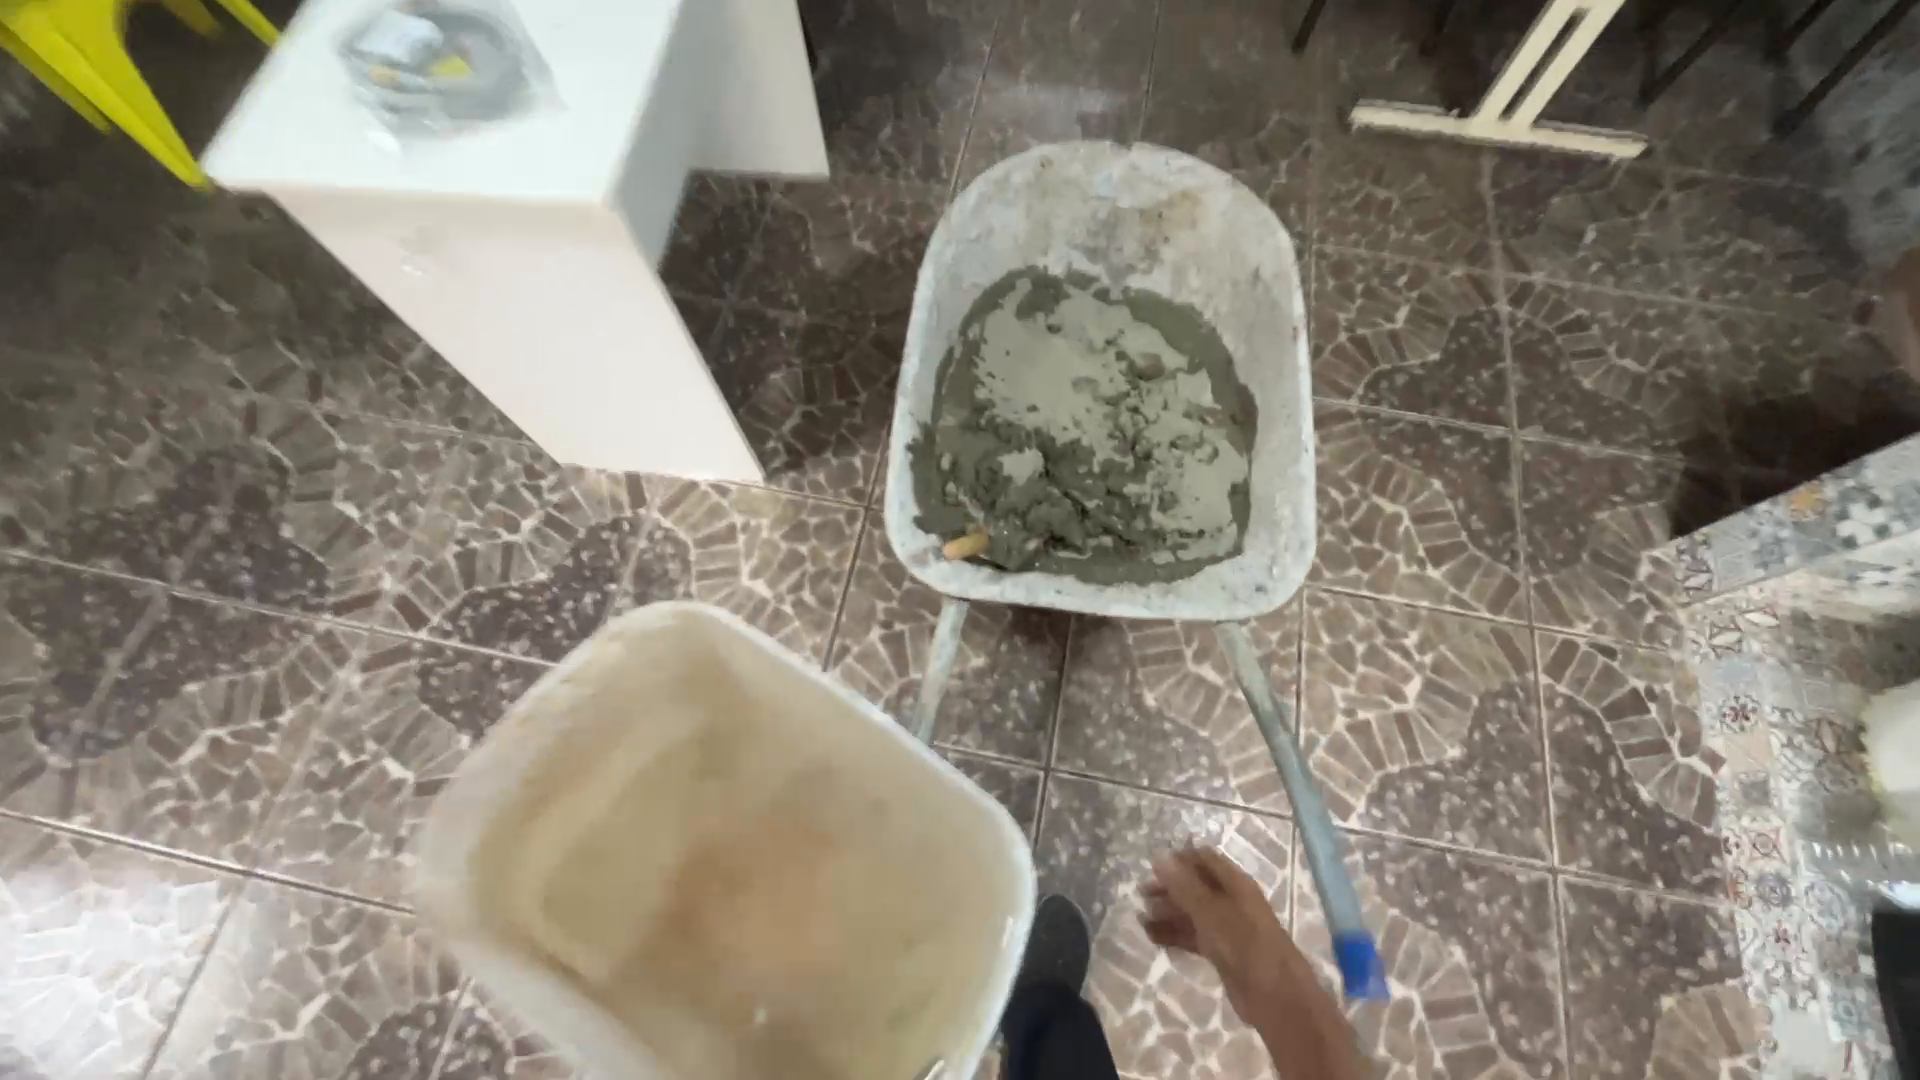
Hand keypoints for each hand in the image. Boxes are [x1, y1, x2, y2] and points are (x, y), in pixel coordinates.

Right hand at [1142, 848, 1368, 1079]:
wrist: (1276, 997)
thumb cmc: (1244, 943)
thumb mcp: (1210, 911)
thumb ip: (1183, 885)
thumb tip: (1158, 856)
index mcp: (1235, 883)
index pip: (1204, 859)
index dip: (1179, 859)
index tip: (1152, 866)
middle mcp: (1231, 901)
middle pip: (1196, 886)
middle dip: (1169, 888)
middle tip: (1141, 895)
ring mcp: (1228, 928)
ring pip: (1193, 913)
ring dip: (1168, 913)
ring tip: (1141, 917)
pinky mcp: (1223, 953)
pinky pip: (1194, 937)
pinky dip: (1175, 935)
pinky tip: (1153, 938)